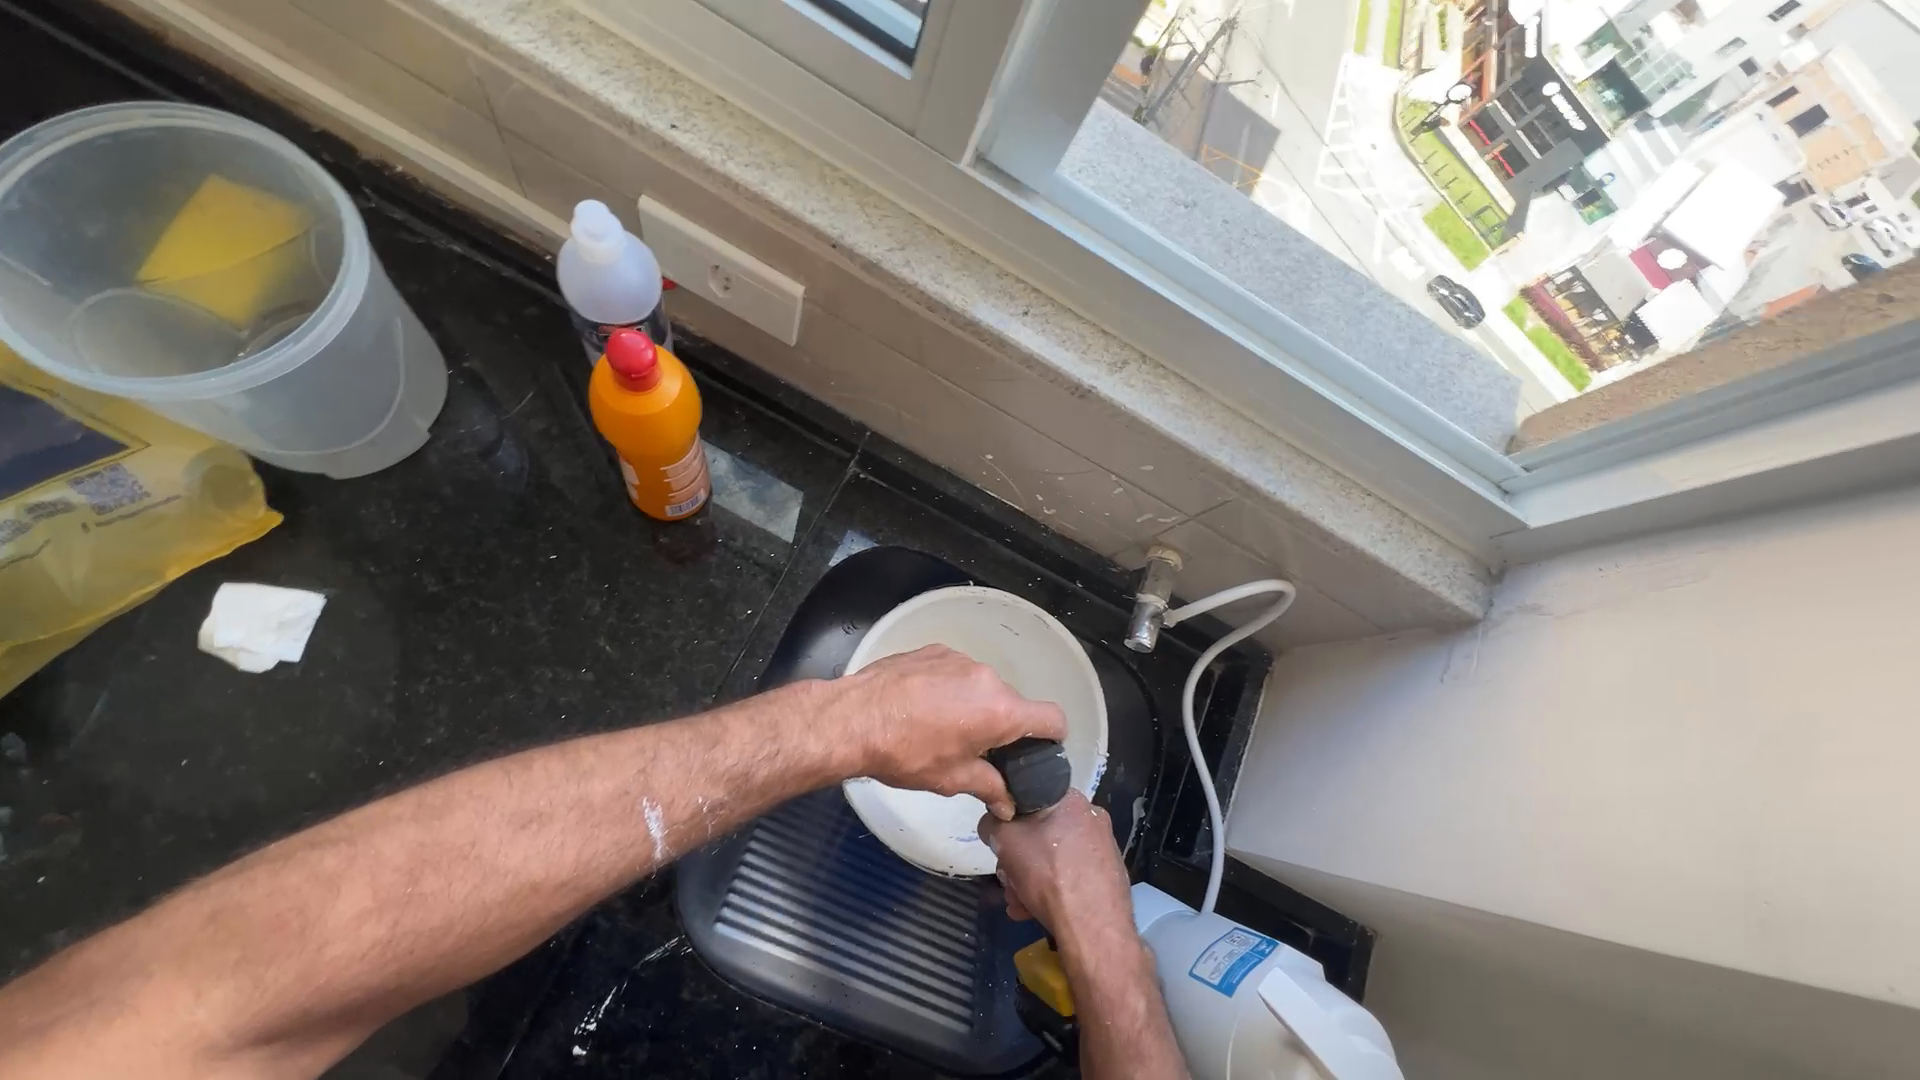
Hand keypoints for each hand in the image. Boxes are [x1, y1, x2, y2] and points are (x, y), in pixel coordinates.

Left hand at [831, 645, 1067, 820]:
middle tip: (977, 749)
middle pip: (1012, 703)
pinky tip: (922, 706)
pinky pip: (955, 671)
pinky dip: (949, 688)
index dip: (1052, 737)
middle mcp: (987, 678)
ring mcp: (960, 660)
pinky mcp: (934, 650)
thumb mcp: (951, 780)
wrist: (853, 719)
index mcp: (1000, 711)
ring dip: (973, 705)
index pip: (1052, 718)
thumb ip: (989, 788)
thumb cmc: (905, 754)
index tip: (1039, 750)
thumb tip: (1008, 805)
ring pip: (982, 686)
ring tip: (942, 727)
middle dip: (1002, 726)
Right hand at [979, 792, 1134, 952]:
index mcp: (1073, 800)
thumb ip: (992, 823)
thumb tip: (994, 825)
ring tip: (1018, 904)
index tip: (1001, 845)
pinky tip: (1033, 912)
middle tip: (1008, 880)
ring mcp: (1103, 851)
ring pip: (1053, 860)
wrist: (1093, 929)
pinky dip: (1049, 892)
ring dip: (1029, 880)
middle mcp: (1092, 820)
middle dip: (1017, 860)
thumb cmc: (1049, 874)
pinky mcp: (1107, 879)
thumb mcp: (1005, 840)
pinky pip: (1069, 878)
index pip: (1031, 800)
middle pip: (1040, 835)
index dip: (1010, 822)